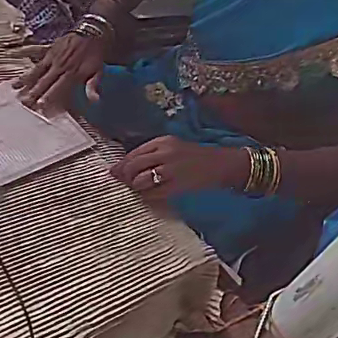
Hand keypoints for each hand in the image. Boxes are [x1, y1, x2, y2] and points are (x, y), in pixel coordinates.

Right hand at [14, 31, 106, 106]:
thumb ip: (93, 86)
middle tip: (22, 102)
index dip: (48, 98)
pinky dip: (24, 60)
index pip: (58, 89)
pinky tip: (15, 62)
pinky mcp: (49, 50)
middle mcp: (60, 66)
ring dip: (26, 81)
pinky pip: (35, 56)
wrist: (92, 31)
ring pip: (37, 71)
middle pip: (44, 82)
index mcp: (72, 74)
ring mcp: (53, 57)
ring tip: (15, 89)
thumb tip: (94, 101)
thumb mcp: (98, 70)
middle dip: (33, 92)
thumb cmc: (95, 54)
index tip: (39, 107)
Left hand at [113, 137, 246, 199]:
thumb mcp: (174, 146)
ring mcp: (171, 170)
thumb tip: (125, 166)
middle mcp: (165, 153)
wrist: (222, 164)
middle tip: (125, 183)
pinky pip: (153, 193)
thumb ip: (152, 153)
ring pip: (141, 180)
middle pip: (134, 166)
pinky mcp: (177, 185)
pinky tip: (149, 195)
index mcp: (163, 141)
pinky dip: (147, 196)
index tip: (115, 172)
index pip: (134, 153)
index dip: (122, 164)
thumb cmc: (195, 156)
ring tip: (139, 189)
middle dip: (125, 176)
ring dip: (136, 186)